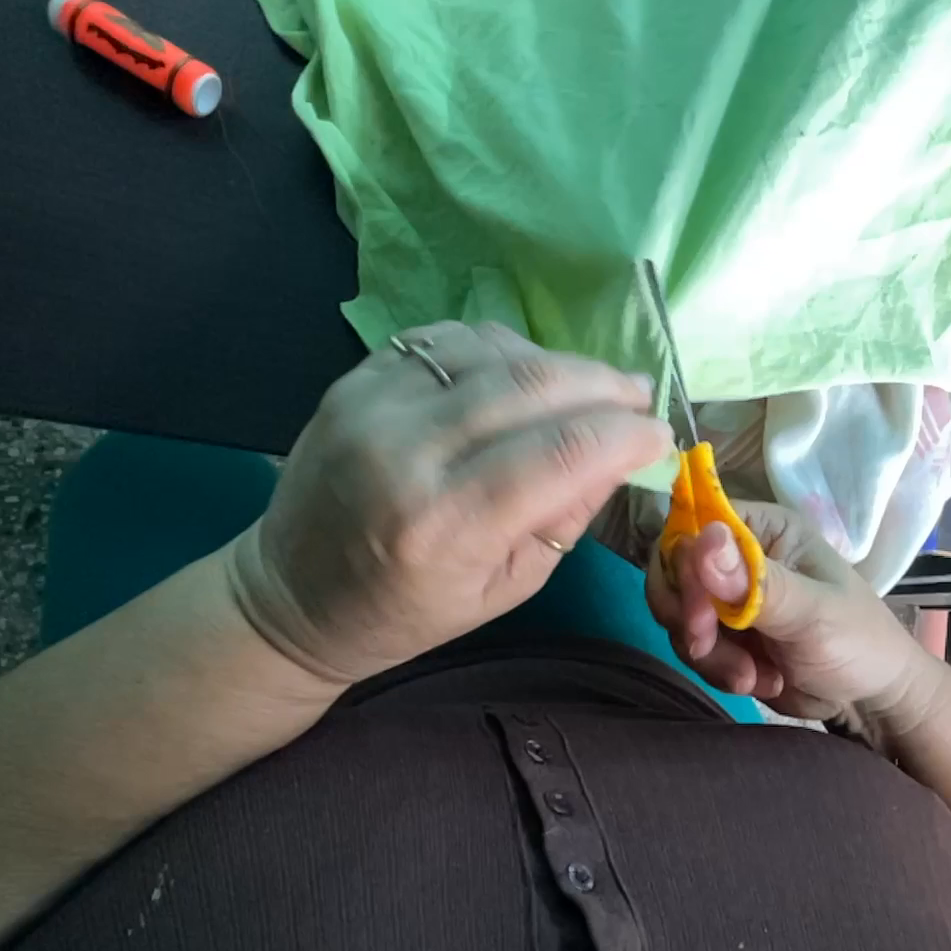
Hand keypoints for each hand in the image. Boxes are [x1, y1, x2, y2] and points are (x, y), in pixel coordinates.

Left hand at [228, 322, 672, 685]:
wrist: (290, 594)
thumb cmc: (408, 611)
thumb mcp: (507, 587)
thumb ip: (567, 517)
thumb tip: (620, 455)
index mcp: (447, 527)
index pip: (563, 453)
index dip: (627, 435)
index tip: (660, 435)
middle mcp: (407, 453)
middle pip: (533, 386)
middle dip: (605, 385)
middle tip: (639, 395)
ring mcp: (373, 405)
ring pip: (495, 351)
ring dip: (560, 362)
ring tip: (589, 386)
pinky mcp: (355, 379)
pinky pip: (450, 339)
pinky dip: (504, 348)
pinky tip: (525, 372)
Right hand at [645, 502, 946, 744]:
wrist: (870, 700)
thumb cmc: (858, 642)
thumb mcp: (814, 613)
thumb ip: (759, 582)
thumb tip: (702, 539)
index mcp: (766, 528)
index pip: (695, 525)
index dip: (684, 567)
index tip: (698, 616)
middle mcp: (740, 555)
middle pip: (675, 571)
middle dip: (690, 619)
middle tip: (710, 650)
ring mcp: (728, 597)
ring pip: (679, 615)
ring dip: (709, 655)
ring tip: (754, 677)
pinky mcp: (724, 635)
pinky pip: (692, 647)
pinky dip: (717, 670)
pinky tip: (761, 682)